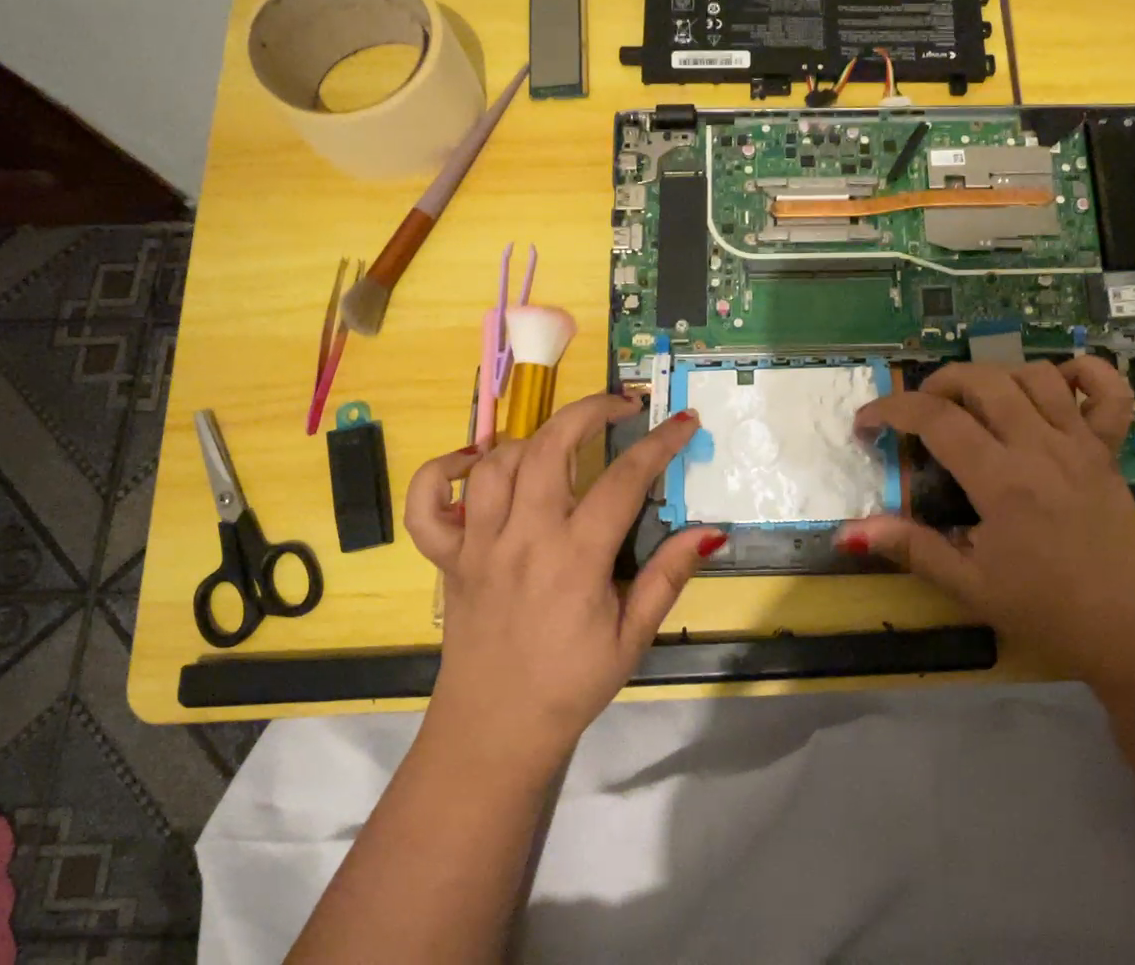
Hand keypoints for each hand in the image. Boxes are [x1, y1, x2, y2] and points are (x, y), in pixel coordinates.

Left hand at [403, 395, 723, 767]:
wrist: (497, 728)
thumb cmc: (571, 685)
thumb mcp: (634, 637)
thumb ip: (668, 577)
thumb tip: (708, 530)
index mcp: (575, 559)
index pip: (623, 481)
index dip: (658, 444)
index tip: (683, 421)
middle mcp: (523, 538)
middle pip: (550, 447)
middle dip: (590, 411)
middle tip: (621, 406)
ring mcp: (477, 545)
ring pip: (496, 463)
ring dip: (533, 439)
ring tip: (563, 442)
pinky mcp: (447, 558)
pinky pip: (427, 503)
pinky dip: (443, 471)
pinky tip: (475, 462)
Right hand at [837, 358, 1134, 669]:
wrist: (1134, 628)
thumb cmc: (1048, 611)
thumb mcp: (970, 586)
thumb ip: (912, 548)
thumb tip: (848, 533)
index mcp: (1002, 481)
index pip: (935, 419)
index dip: (891, 411)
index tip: (865, 425)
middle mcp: (1041, 447)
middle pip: (983, 380)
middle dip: (937, 383)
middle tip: (916, 413)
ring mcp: (1082, 443)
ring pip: (1035, 375)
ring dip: (994, 376)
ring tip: (972, 403)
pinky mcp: (1110, 450)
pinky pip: (1108, 391)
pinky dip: (1082, 373)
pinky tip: (1054, 385)